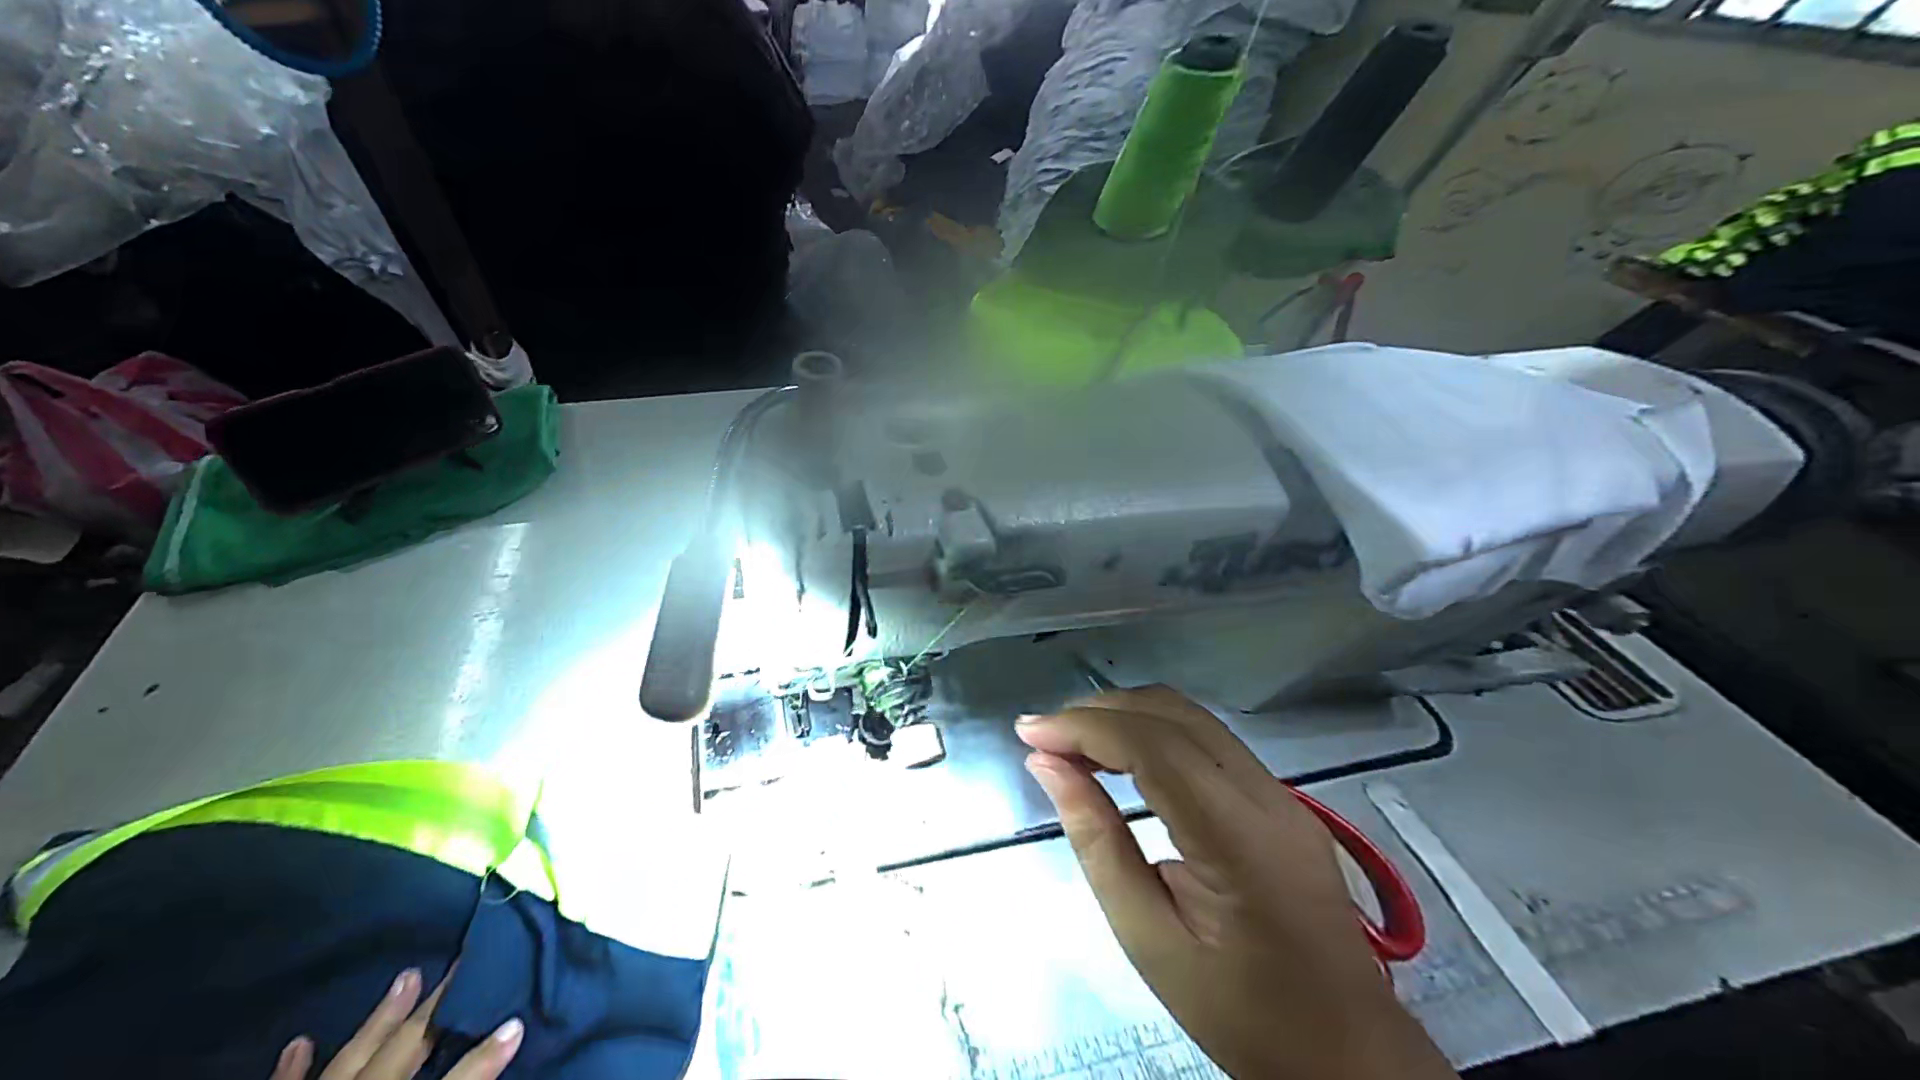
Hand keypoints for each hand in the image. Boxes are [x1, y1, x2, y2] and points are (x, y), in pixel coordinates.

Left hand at [269, 968, 522, 1079]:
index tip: (516, 1025)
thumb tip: (483, 1068)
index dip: (483, 1062)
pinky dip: (290, 1073)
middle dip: (433, 1013)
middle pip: (399, 1058)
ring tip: (406, 977)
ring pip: (347, 1063)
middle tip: (461, 965)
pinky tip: (300, 1043)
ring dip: (379, 1021)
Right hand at [1017, 686, 1454, 1079]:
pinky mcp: (1282, 800)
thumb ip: (1096, 841)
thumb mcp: (1148, 936)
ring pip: (1192, 717)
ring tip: (1072, 744)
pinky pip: (1208, 741)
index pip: (1153, 746)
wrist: (1347, 1052)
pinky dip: (1153, 733)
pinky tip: (1120, 758)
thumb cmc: (1240, 1010)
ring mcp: (1282, 794)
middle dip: (1099, 711)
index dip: (1083, 727)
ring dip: (1126, 716)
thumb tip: (1048, 767)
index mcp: (1239, 838)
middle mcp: (1268, 797)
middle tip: (1044, 737)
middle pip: (1174, 714)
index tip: (1029, 734)